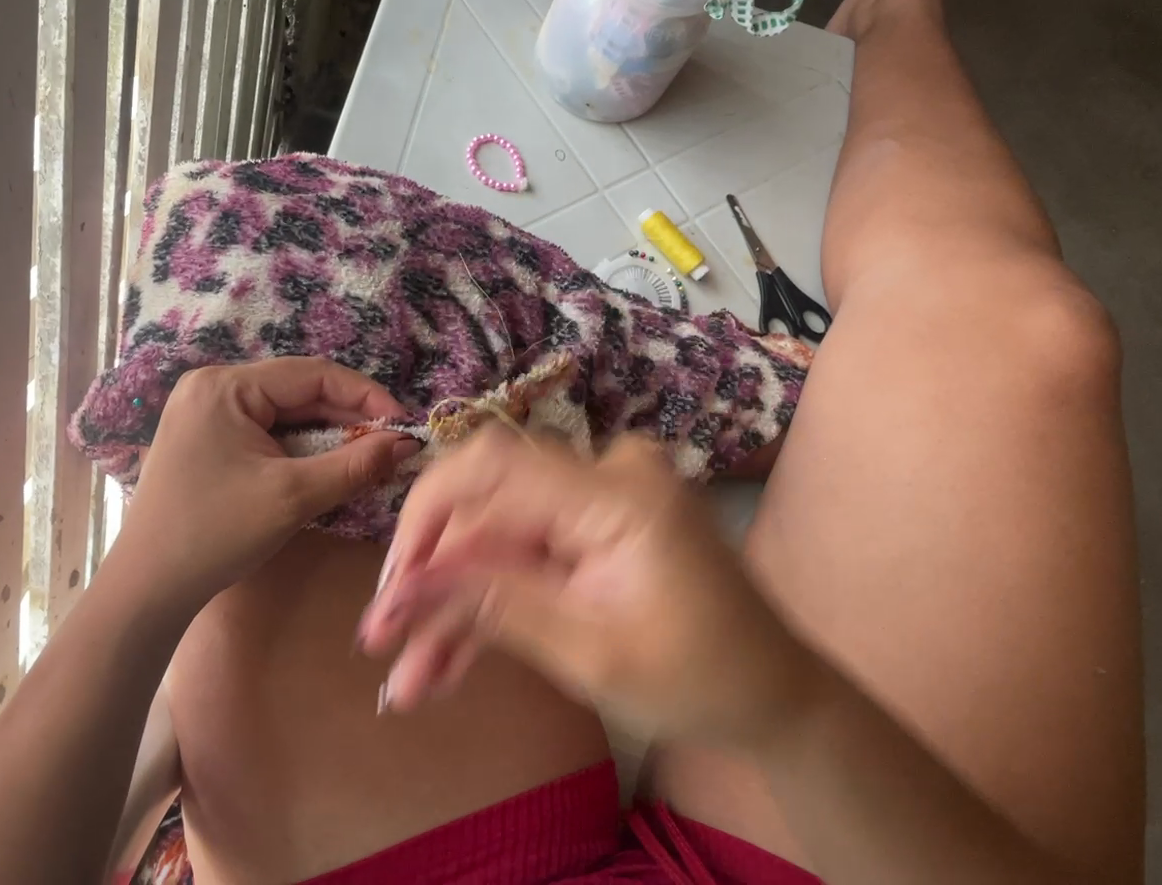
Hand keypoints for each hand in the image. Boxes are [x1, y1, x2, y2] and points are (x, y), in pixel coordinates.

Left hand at [115, 358, 419, 608]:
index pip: (312, 374)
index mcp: (225, 386)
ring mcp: (204, 412)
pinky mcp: (205, 438)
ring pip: (284, 412)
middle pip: (297, 391)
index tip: (404, 425)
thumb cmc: (216, 534)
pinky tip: (326, 464)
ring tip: (367, 456)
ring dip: (327, 433)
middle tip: (391, 445)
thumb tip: (407, 443)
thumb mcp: (294, 497)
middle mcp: (212, 386)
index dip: (365, 396)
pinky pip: (265, 430)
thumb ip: (356, 464)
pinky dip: (299, 446)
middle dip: (347, 418)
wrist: (147, 589)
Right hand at [358, 428, 825, 747]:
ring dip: (453, 605)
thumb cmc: (700, 680)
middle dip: (434, 583)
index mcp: (616, 494)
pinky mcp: (590, 527)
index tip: (393, 586)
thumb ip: (495, 607)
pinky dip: (487, 603)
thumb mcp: (591, 655)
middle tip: (389, 648)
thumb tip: (405, 586)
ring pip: (494, 540)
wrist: (773, 695)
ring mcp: (596, 500)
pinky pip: (521, 552)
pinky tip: (448, 660)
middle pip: (486, 509)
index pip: (492, 465)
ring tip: (413, 677)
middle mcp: (602, 476)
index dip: (427, 518)